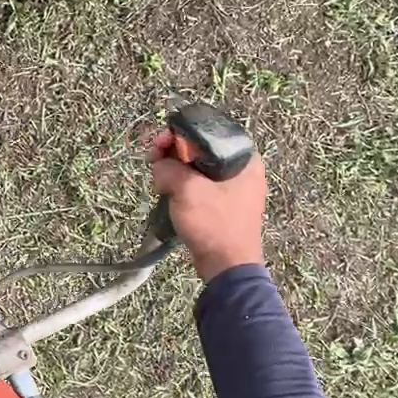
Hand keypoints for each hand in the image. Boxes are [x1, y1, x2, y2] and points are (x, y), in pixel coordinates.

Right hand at [148, 128, 267, 279]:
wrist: (227, 265)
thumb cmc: (213, 223)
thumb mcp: (187, 189)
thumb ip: (169, 167)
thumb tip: (159, 164)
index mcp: (244, 159)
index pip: (207, 132)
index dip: (179, 134)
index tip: (159, 144)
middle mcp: (243, 169)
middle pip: (200, 149)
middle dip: (173, 154)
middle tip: (153, 161)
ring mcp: (234, 187)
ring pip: (197, 167)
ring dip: (174, 171)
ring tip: (159, 183)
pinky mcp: (223, 203)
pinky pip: (199, 185)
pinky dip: (181, 186)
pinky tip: (167, 193)